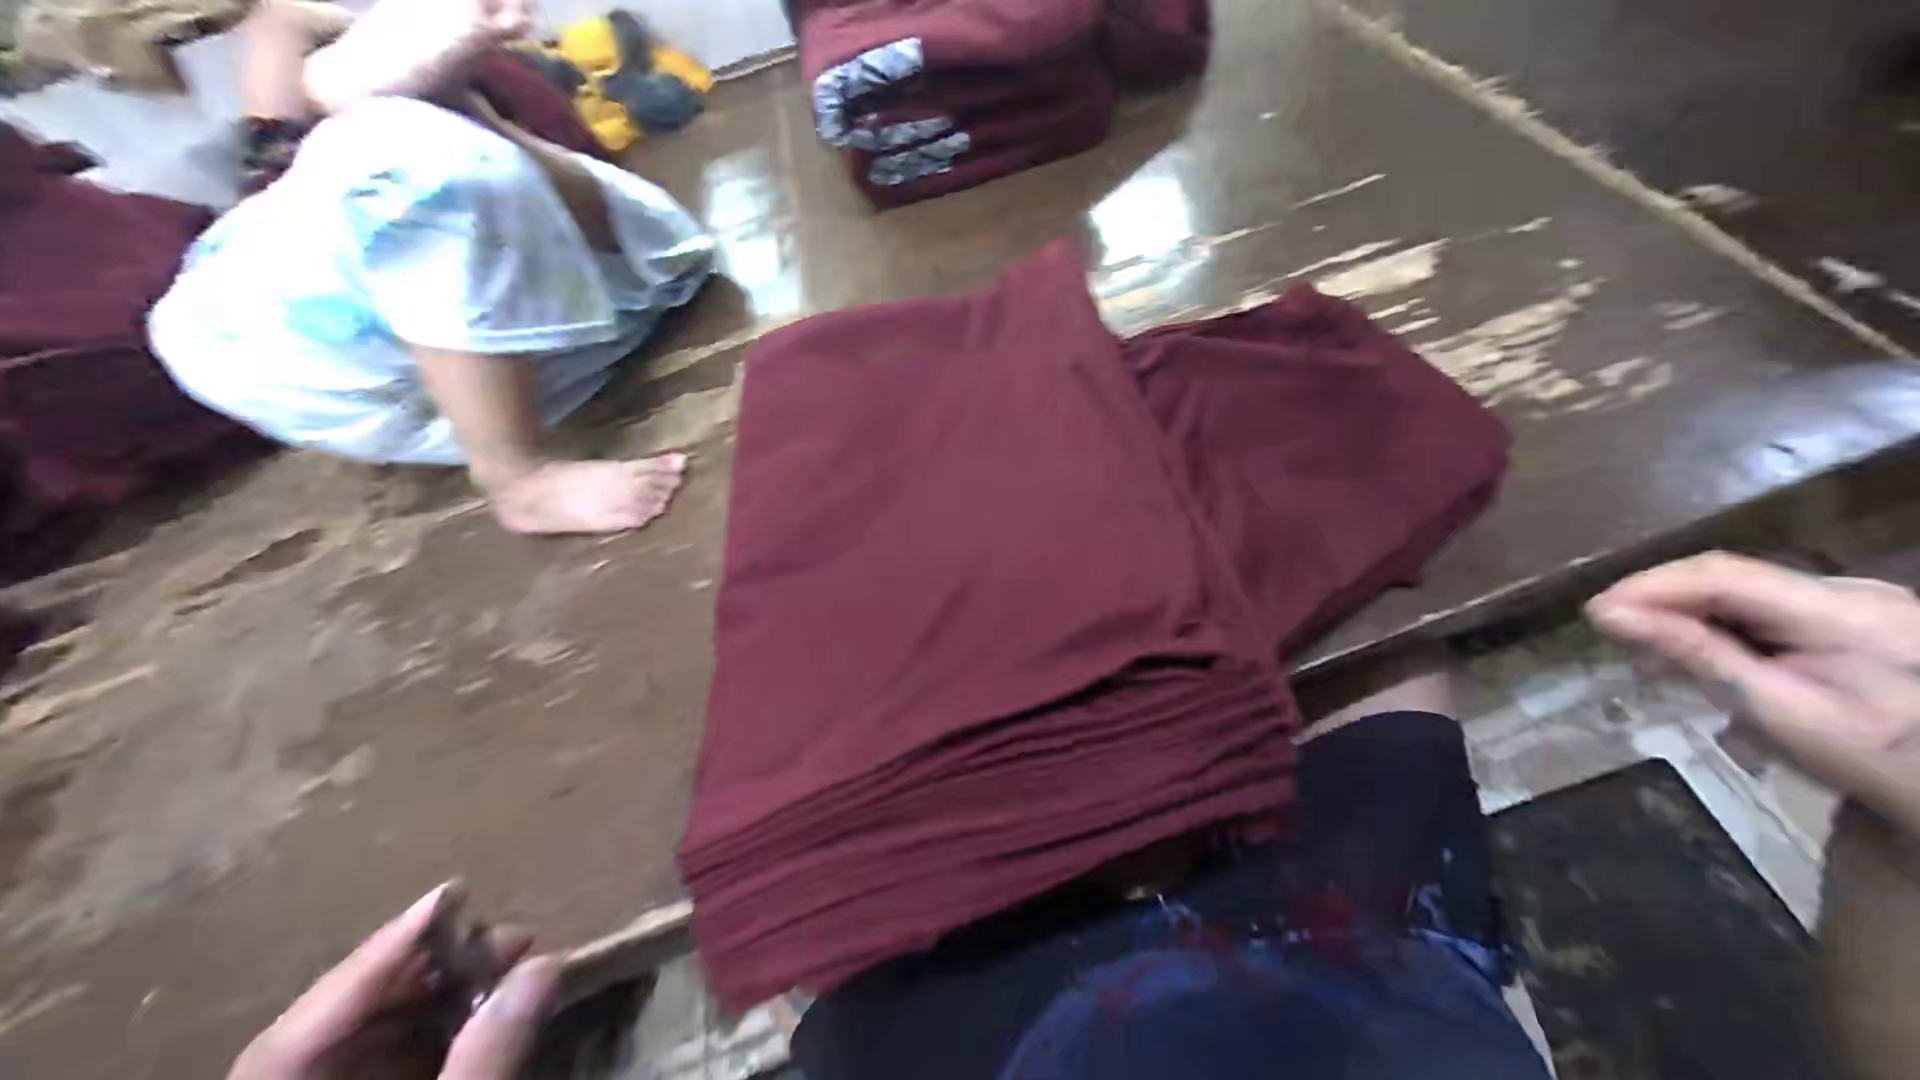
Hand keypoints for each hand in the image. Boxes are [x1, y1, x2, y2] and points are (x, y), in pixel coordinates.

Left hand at [228, 883, 560, 1079]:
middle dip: (427, 968)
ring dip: (442, 989)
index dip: (371, 962)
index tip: (450, 894)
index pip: (291, 1038)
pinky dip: (441, 1020)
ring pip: (369, 1033)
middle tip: (511, 934)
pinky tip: (487, 1000)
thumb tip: (547, 964)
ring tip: (512, 958)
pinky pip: (391, 1052)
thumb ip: (486, 1059)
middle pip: (339, 1021)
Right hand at [1587, 552, 1919, 833]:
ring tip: (1646, 655)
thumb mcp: (1775, 710)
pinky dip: (1713, 625)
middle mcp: (1846, 590)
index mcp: (1840, 610)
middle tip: (1611, 638)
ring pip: (1736, 590)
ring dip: (1680, 614)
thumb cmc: (1876, 759)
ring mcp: (1850, 601)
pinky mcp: (1846, 616)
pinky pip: (1757, 606)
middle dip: (1658, 602)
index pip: (1720, 574)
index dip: (1647, 585)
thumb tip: (1608, 614)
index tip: (1594, 614)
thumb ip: (1694, 654)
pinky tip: (1694, 654)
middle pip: (1725, 578)